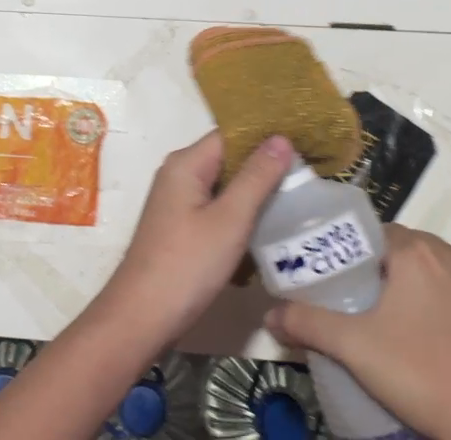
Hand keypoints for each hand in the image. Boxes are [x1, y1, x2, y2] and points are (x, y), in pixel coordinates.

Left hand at [97, 131, 292, 342]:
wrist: (144, 315)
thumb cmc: (188, 264)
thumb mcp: (230, 219)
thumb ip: (256, 177)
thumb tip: (281, 137)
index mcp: (185, 163)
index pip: (230, 134)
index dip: (265, 137)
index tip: (303, 143)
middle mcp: (178, 174)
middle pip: (227, 158)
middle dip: (263, 166)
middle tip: (307, 173)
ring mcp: (177, 201)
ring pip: (224, 186)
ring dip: (254, 192)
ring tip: (297, 197)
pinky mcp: (181, 227)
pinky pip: (216, 208)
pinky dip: (239, 213)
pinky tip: (267, 226)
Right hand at [265, 225, 450, 439]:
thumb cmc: (423, 375)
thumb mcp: (353, 349)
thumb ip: (307, 323)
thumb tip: (269, 315)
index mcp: (416, 253)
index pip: (375, 232)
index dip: (353, 253)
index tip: (339, 282)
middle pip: (409, 254)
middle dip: (386, 275)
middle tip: (363, 310)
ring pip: (444, 279)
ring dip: (423, 295)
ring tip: (404, 334)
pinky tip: (447, 354)